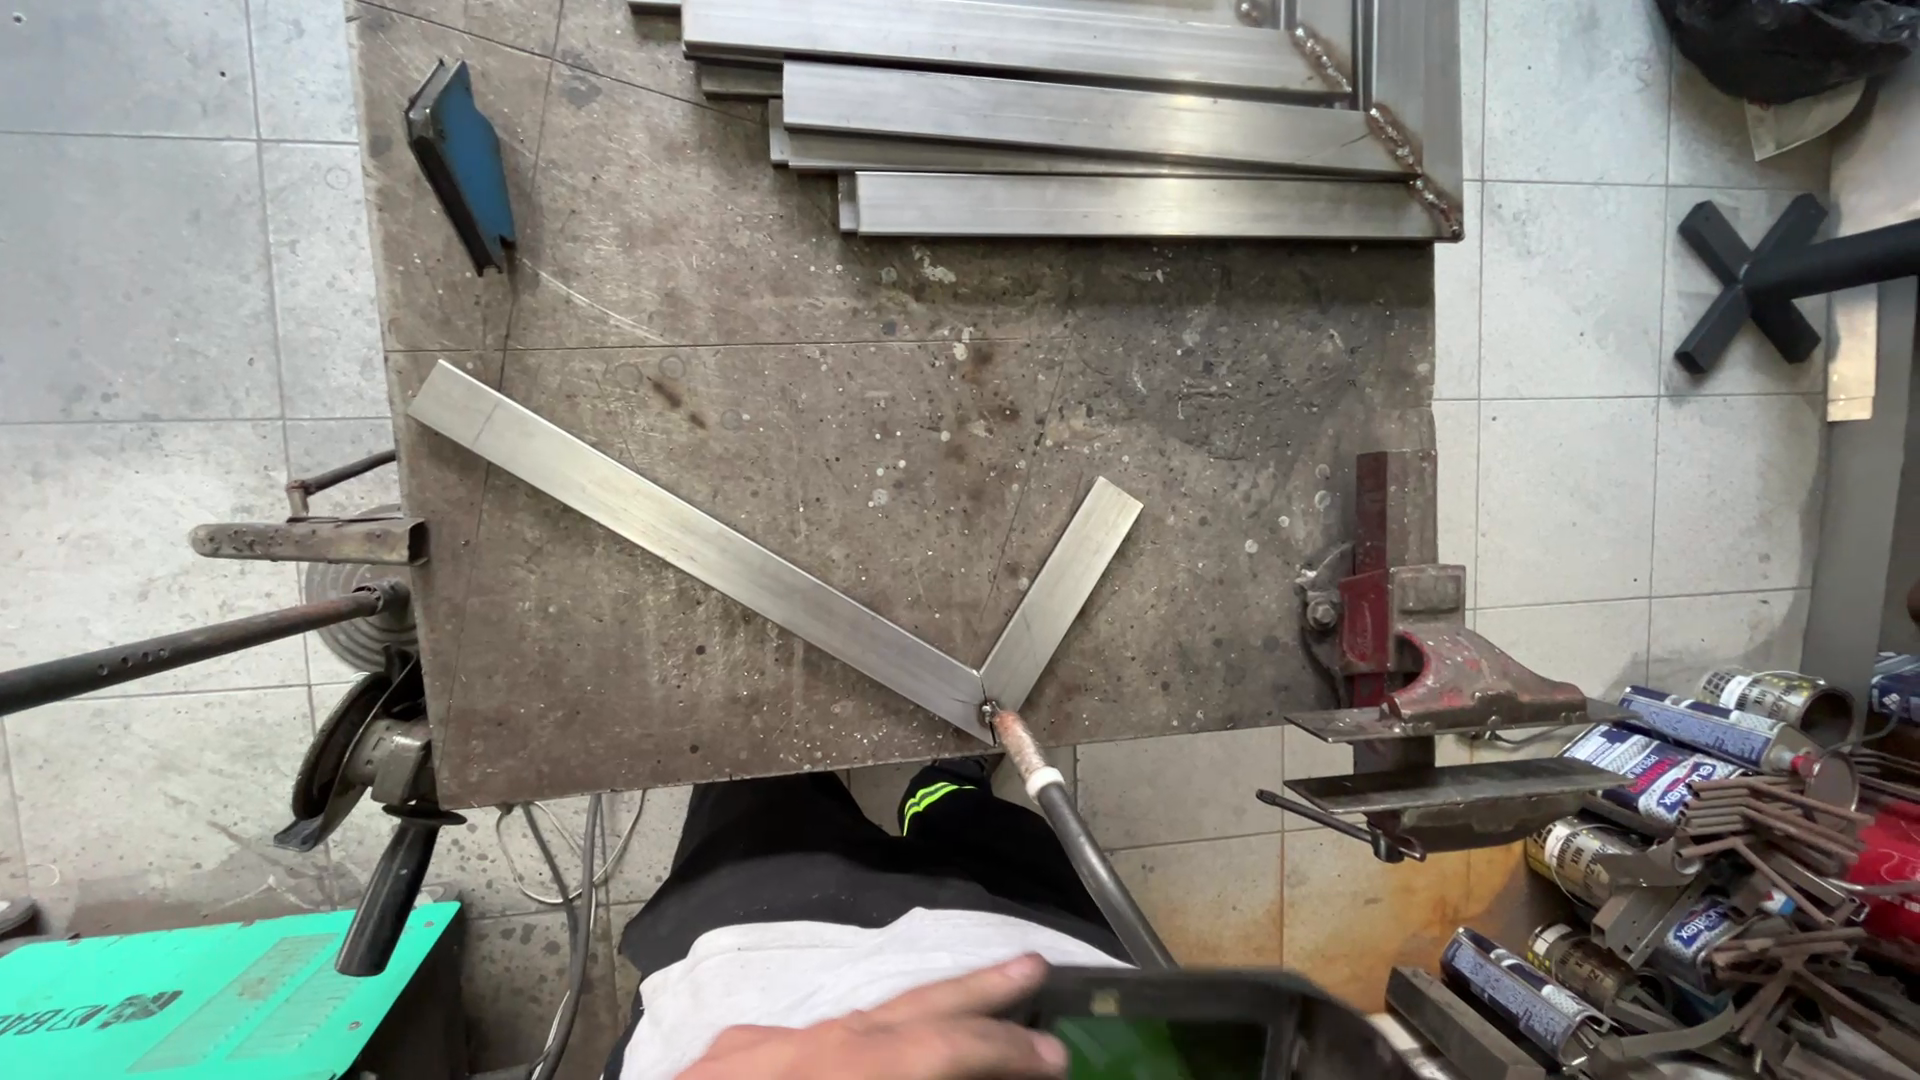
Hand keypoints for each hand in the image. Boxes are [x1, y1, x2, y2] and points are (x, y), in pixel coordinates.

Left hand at [675, 953, 1068, 1079]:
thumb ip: (906, 1064)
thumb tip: (951, 1062)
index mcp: (839, 1070)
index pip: (938, 1046)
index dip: (1002, 1049)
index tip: (1056, 1056)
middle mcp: (803, 1044)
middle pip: (906, 1008)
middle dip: (974, 989)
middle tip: (1032, 964)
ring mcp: (760, 1043)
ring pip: (857, 1017)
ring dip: (915, 1013)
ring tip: (962, 1006)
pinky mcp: (729, 1054)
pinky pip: (805, 1039)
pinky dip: (849, 1043)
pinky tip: (864, 1054)